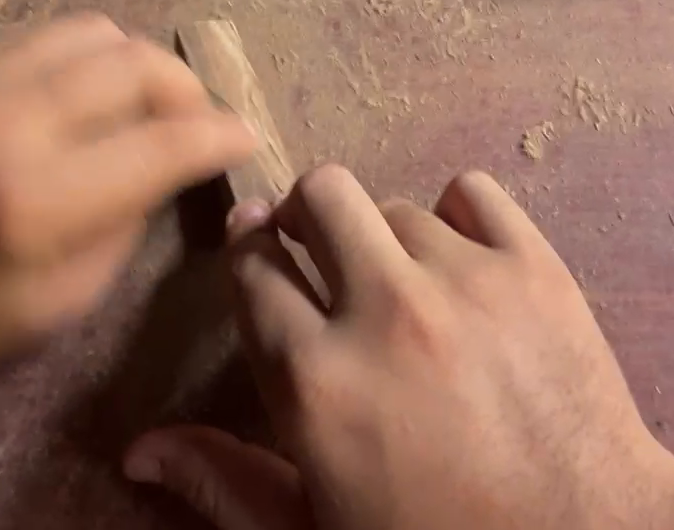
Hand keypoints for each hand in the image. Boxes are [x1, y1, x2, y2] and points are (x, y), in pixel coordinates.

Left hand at [0, 14, 257, 430]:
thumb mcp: (61, 300)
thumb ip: (131, 217)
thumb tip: (175, 159)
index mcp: (34, 200)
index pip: (169, 141)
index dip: (224, 135)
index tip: (245, 137)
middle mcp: (5, 118)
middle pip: (139, 62)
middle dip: (189, 89)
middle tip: (195, 122)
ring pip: (97, 30)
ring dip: (138, 65)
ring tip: (140, 104)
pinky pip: (46, 34)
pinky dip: (86, 58)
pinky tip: (81, 95)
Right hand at [124, 167, 673, 529]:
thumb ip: (228, 485)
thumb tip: (141, 448)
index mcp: (318, 382)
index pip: (254, 269)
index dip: (251, 255)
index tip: (261, 255)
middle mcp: (384, 312)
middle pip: (318, 193)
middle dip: (305, 212)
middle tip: (319, 247)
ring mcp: (464, 280)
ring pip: (394, 203)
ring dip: (387, 237)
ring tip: (407, 283)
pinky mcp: (532, 264)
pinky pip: (472, 189)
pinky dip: (461, 213)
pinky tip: (462, 257)